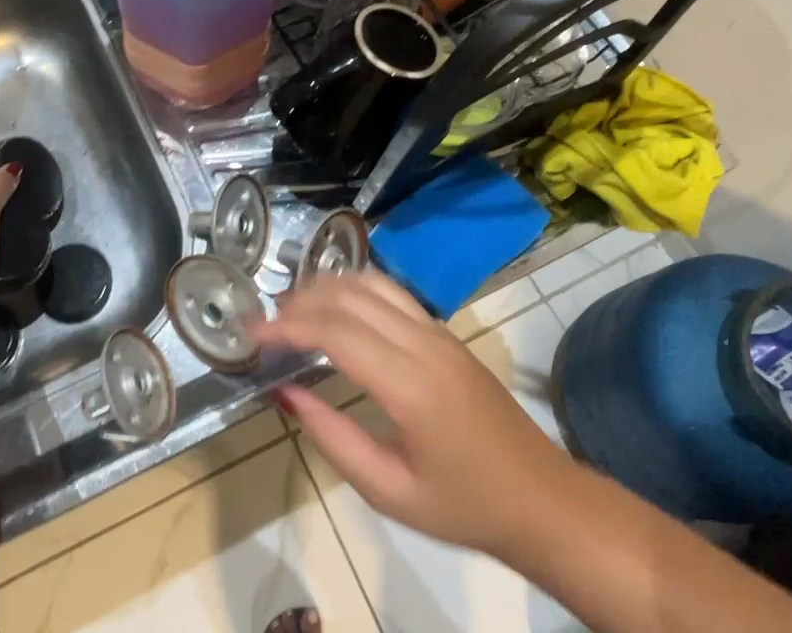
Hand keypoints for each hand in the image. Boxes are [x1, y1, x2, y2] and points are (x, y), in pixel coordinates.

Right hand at [252, 272, 572, 559]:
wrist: (542, 500)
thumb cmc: (463, 505)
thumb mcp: (388, 489)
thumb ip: (331, 436)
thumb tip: (283, 391)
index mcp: (411, 386)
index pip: (336, 332)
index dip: (287, 326)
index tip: (250, 332)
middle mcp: (426, 345)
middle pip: (351, 297)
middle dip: (300, 301)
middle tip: (263, 322)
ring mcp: (441, 335)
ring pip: (374, 285)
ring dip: (327, 287)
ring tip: (291, 310)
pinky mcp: (448, 337)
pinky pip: (394, 295)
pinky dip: (354, 291)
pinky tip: (335, 310)